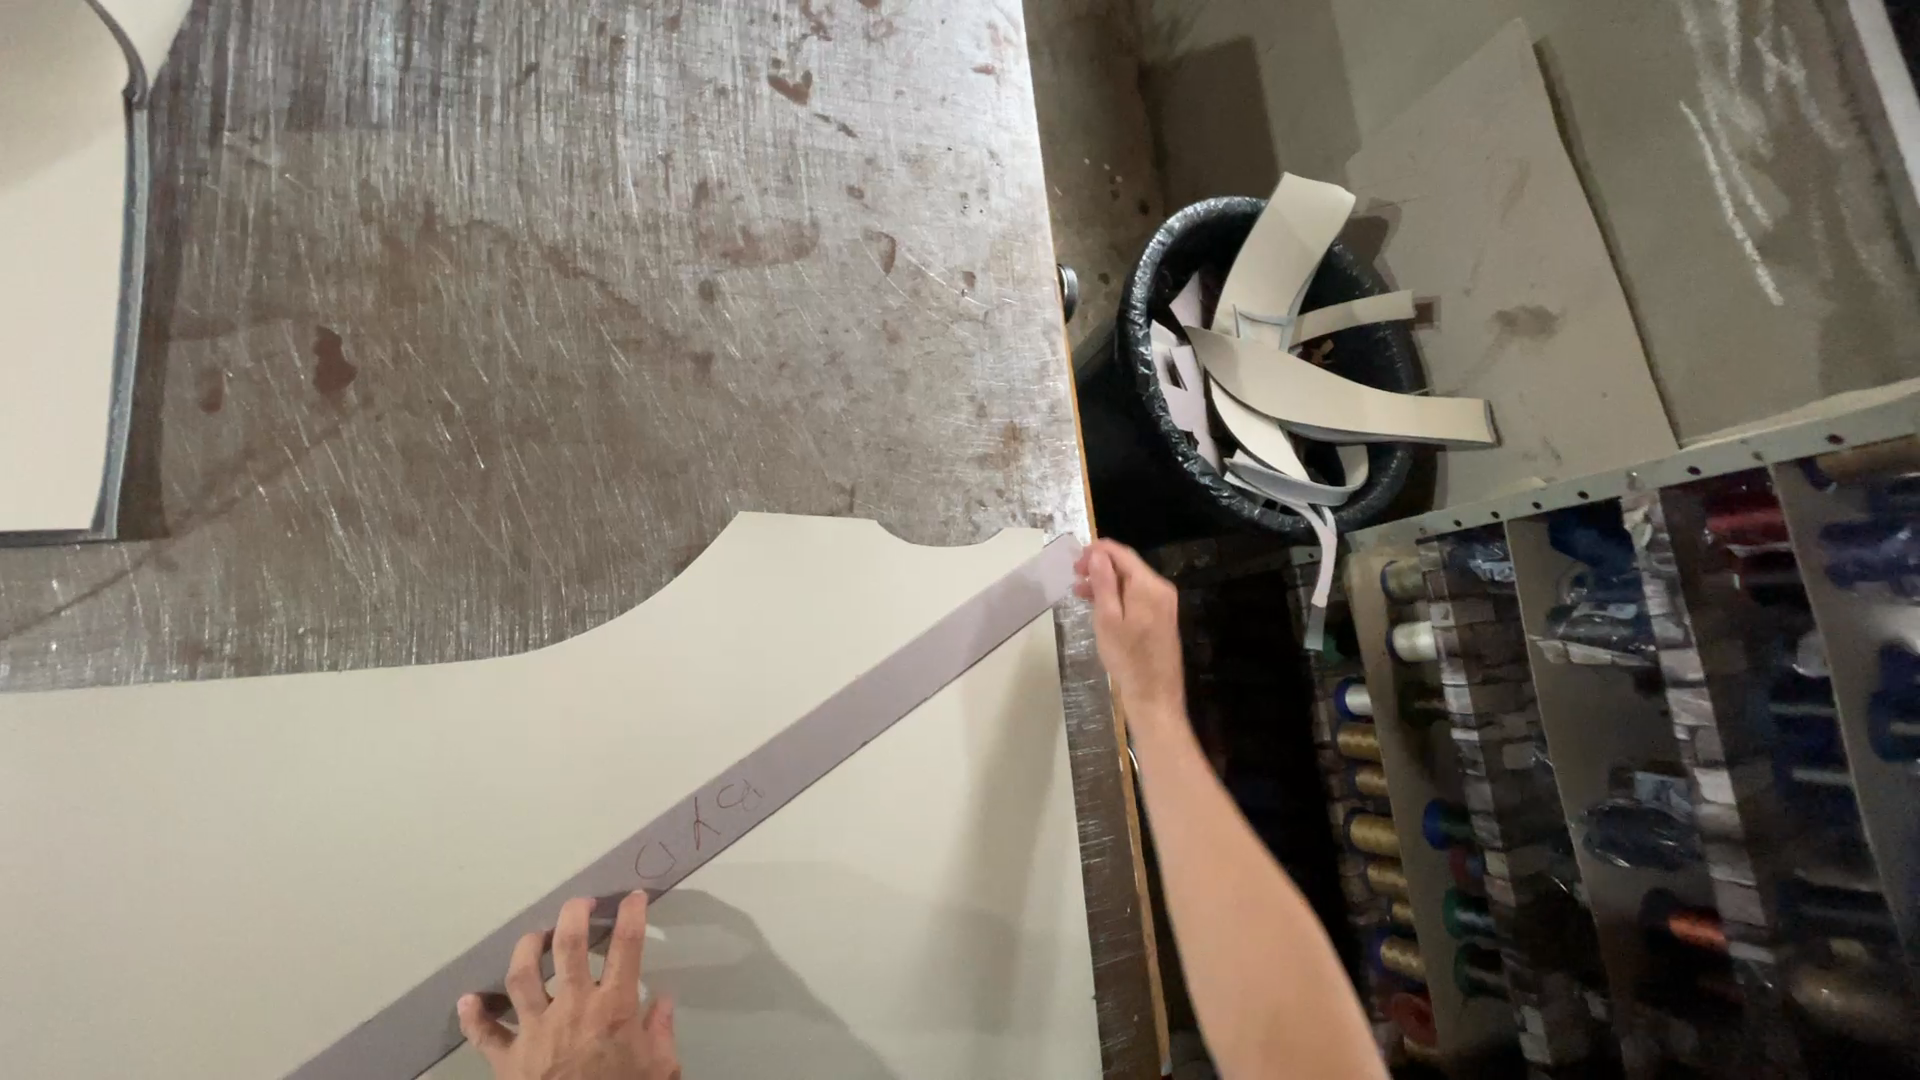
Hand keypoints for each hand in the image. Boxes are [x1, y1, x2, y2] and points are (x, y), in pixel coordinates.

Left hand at [458, 892, 680, 1079]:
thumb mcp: (661, 1071)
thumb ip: (661, 1032)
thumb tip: (661, 1002)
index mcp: (615, 1007)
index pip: (628, 945)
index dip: (633, 913)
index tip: (635, 897)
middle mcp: (573, 1008)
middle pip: (569, 945)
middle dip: (574, 914)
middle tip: (581, 902)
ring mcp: (535, 1032)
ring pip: (522, 975)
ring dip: (527, 948)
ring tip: (535, 935)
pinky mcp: (507, 1061)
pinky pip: (484, 1034)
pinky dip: (474, 1016)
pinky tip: (468, 1000)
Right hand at [1074, 539, 1185, 729]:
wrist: (1154, 694)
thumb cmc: (1127, 657)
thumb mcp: (1107, 618)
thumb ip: (1103, 583)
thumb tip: (1097, 554)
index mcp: (1149, 586)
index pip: (1122, 554)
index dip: (1097, 551)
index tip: (1075, 560)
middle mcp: (1161, 589)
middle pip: (1128, 566)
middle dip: (1100, 567)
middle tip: (1074, 577)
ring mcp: (1163, 604)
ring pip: (1131, 582)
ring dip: (1106, 583)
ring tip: (1080, 592)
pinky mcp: (1161, 618)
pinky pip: (1137, 596)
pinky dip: (1118, 596)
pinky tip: (1100, 606)